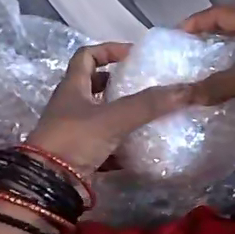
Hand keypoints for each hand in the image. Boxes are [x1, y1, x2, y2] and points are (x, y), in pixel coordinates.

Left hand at [26, 42, 194, 170]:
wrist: (49, 183)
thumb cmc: (74, 140)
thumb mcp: (113, 118)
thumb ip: (148, 104)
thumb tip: (185, 90)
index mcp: (72, 88)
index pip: (86, 56)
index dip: (108, 50)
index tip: (132, 55)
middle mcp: (70, 106)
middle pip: (94, 86)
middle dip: (119, 84)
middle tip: (144, 86)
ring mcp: (73, 132)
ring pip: (100, 116)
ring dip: (122, 115)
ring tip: (148, 116)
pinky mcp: (79, 155)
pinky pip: (103, 145)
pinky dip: (121, 145)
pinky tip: (140, 148)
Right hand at [181, 6, 234, 118]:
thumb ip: (216, 84)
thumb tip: (183, 95)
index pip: (222, 13)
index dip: (197, 22)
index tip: (177, 35)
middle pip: (232, 30)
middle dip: (208, 41)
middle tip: (187, 56)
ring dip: (223, 61)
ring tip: (201, 75)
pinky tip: (226, 90)